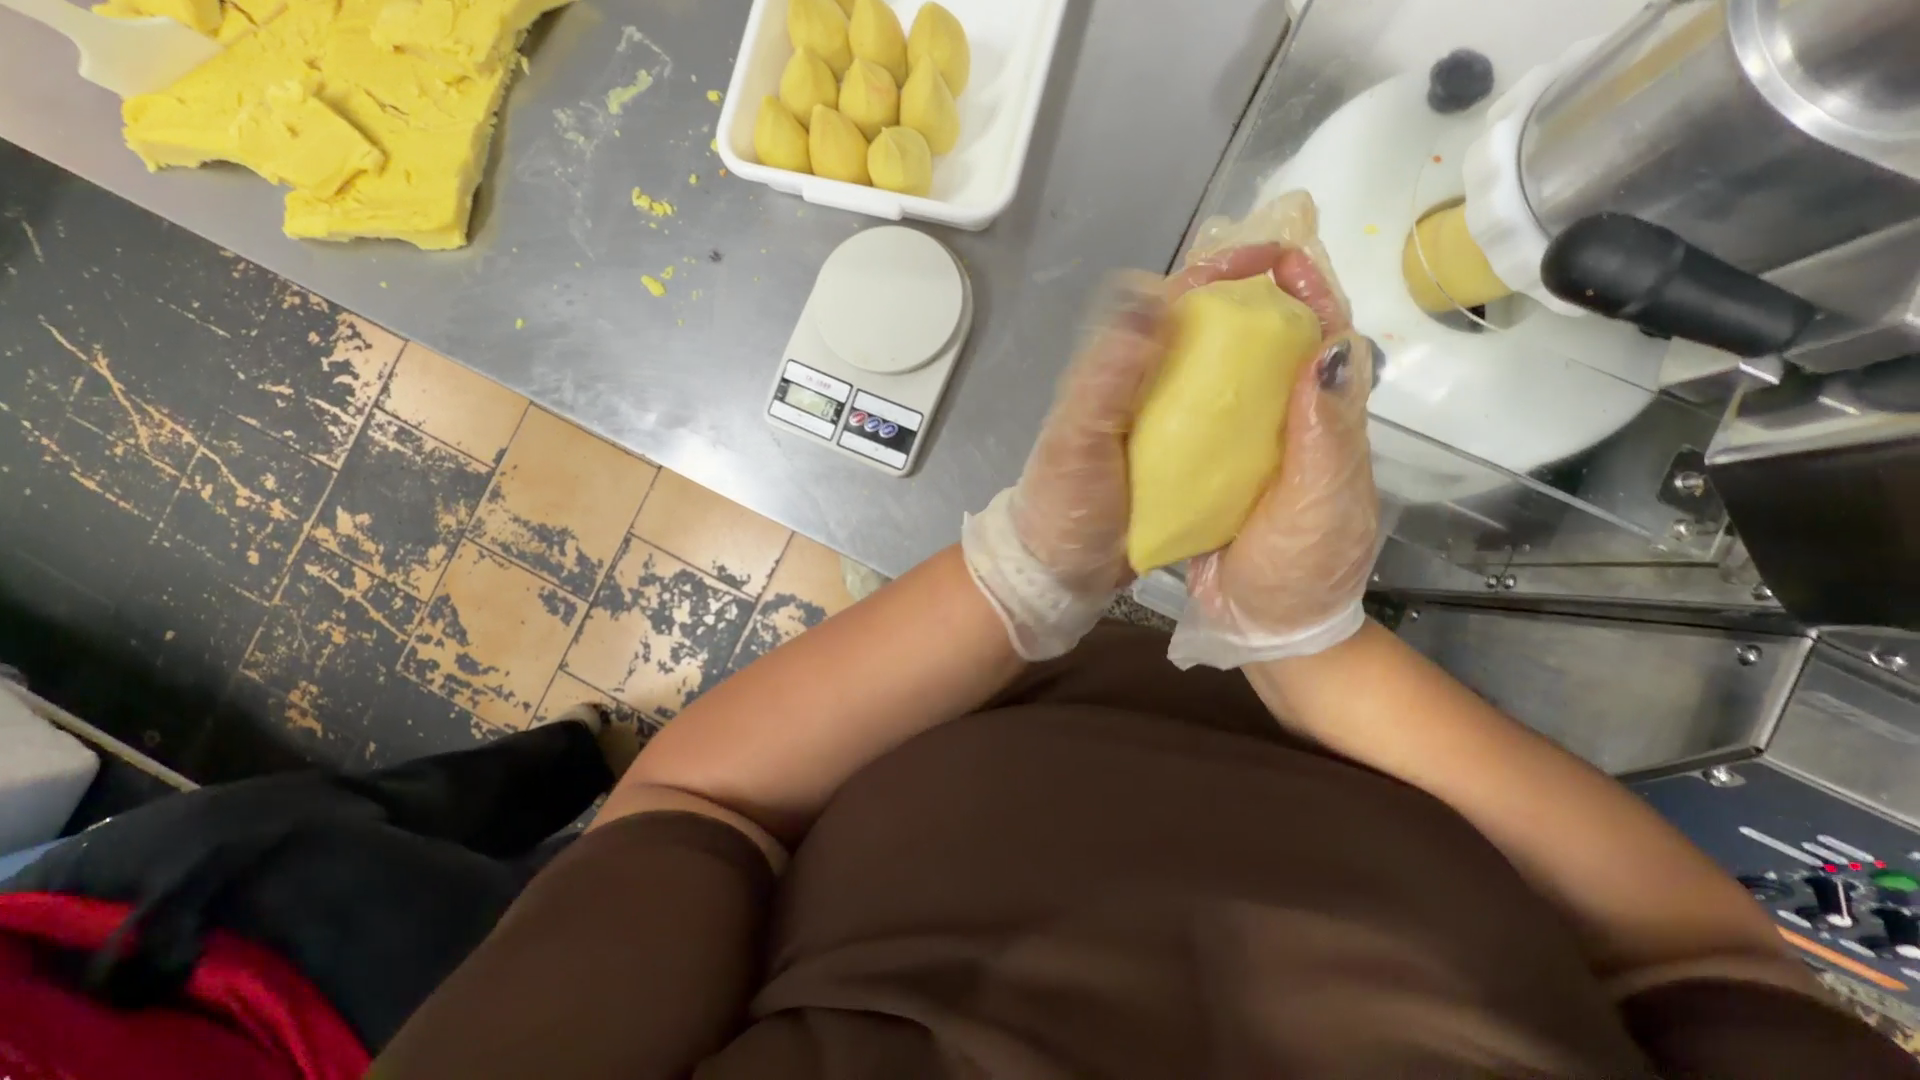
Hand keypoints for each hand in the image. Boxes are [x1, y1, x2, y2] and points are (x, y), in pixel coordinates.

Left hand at [966, 248, 1334, 659]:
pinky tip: (1303, 414)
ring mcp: (1172, 420)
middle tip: (1322, 304)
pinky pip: (1236, 422)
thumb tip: (1154, 293)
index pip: (1178, 297)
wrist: (1060, 568)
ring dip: (1275, 357)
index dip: (1226, 269)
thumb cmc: (1064, 501)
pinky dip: (1268, 411)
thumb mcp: (1079, 437)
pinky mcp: (1189, 457)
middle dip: (1266, 307)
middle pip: (1214, 328)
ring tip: (1327, 353)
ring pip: (1231, 372)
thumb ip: (1110, 372)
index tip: (1281, 260)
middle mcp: (1150, 381)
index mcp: (1121, 362)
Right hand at [1167, 251, 1380, 669]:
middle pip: (1278, 340)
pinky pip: (1201, 410)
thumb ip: (1327, 434)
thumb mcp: (1322, 505)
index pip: (1329, 333)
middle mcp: (1294, 418)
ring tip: (1166, 306)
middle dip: (1249, 295)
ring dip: (1208, 332)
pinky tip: (1147, 370)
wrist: (1268, 626)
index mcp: (1330, 419)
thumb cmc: (1304, 569)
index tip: (1272, 254)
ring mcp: (1253, 441)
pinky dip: (1180, 382)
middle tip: (1203, 270)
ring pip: (1235, 370)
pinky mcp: (1215, 463)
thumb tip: (1329, 345)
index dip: (1308, 287)